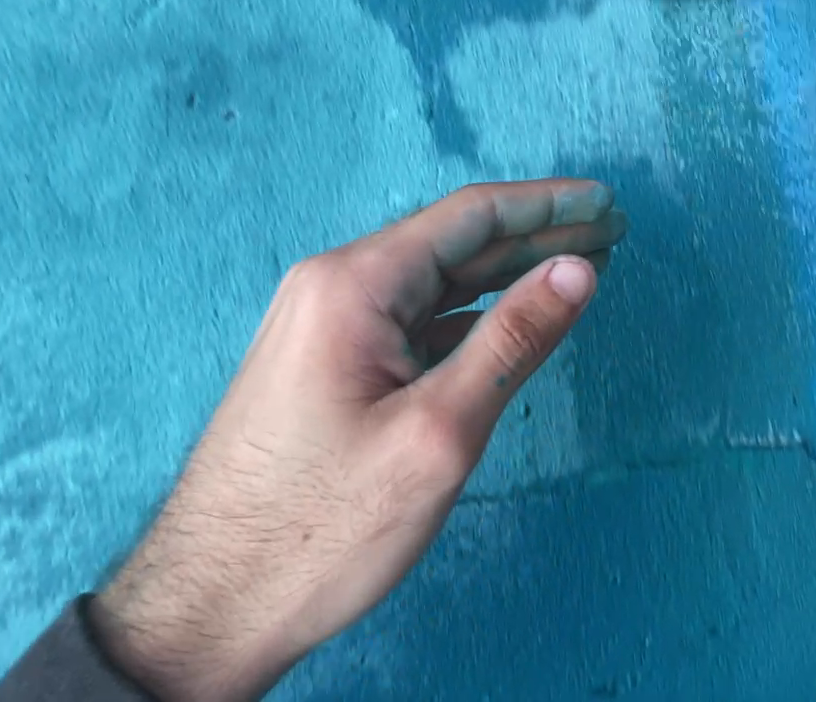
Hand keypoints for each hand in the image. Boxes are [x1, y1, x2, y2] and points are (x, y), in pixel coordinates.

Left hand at [90, 180, 628, 700]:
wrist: (204, 613)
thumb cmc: (325, 524)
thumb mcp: (439, 430)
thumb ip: (515, 338)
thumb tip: (579, 268)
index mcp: (355, 283)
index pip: (471, 216)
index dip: (548, 204)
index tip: (606, 202)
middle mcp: (337, 286)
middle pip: (457, 242)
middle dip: (539, 234)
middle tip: (611, 230)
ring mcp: (330, 324)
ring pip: (440, 281)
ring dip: (511, 272)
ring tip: (580, 265)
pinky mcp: (333, 361)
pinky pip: (419, 318)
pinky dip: (476, 313)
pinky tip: (514, 317)